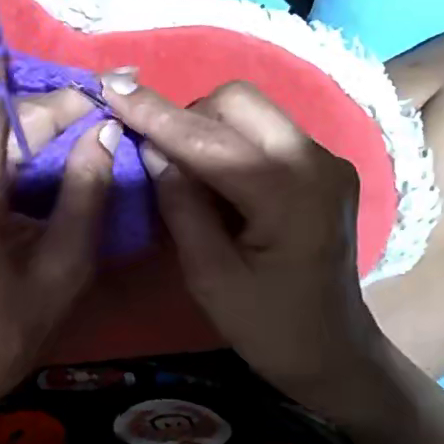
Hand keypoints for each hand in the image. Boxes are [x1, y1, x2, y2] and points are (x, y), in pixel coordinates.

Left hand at [0, 0, 120, 434]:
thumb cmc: (12, 325)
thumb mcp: (65, 273)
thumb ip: (85, 198)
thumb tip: (105, 129)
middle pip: (16, 107)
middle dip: (71, 116)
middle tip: (112, 148)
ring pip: (18, 118)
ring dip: (63, 133)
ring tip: (90, 174)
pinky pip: (11, 134)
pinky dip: (48, 140)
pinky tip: (70, 169)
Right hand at [102, 77, 373, 391]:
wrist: (334, 353)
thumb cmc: (267, 327)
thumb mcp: (209, 275)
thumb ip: (179, 204)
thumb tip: (150, 148)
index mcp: (288, 193)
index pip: (207, 138)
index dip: (154, 114)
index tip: (110, 90)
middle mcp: (315, 160)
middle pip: (237, 101)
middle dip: (187, 117)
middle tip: (158, 157)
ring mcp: (324, 159)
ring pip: (250, 110)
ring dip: (206, 127)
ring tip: (185, 173)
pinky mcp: (321, 166)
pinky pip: (263, 130)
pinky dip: (227, 141)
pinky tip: (215, 180)